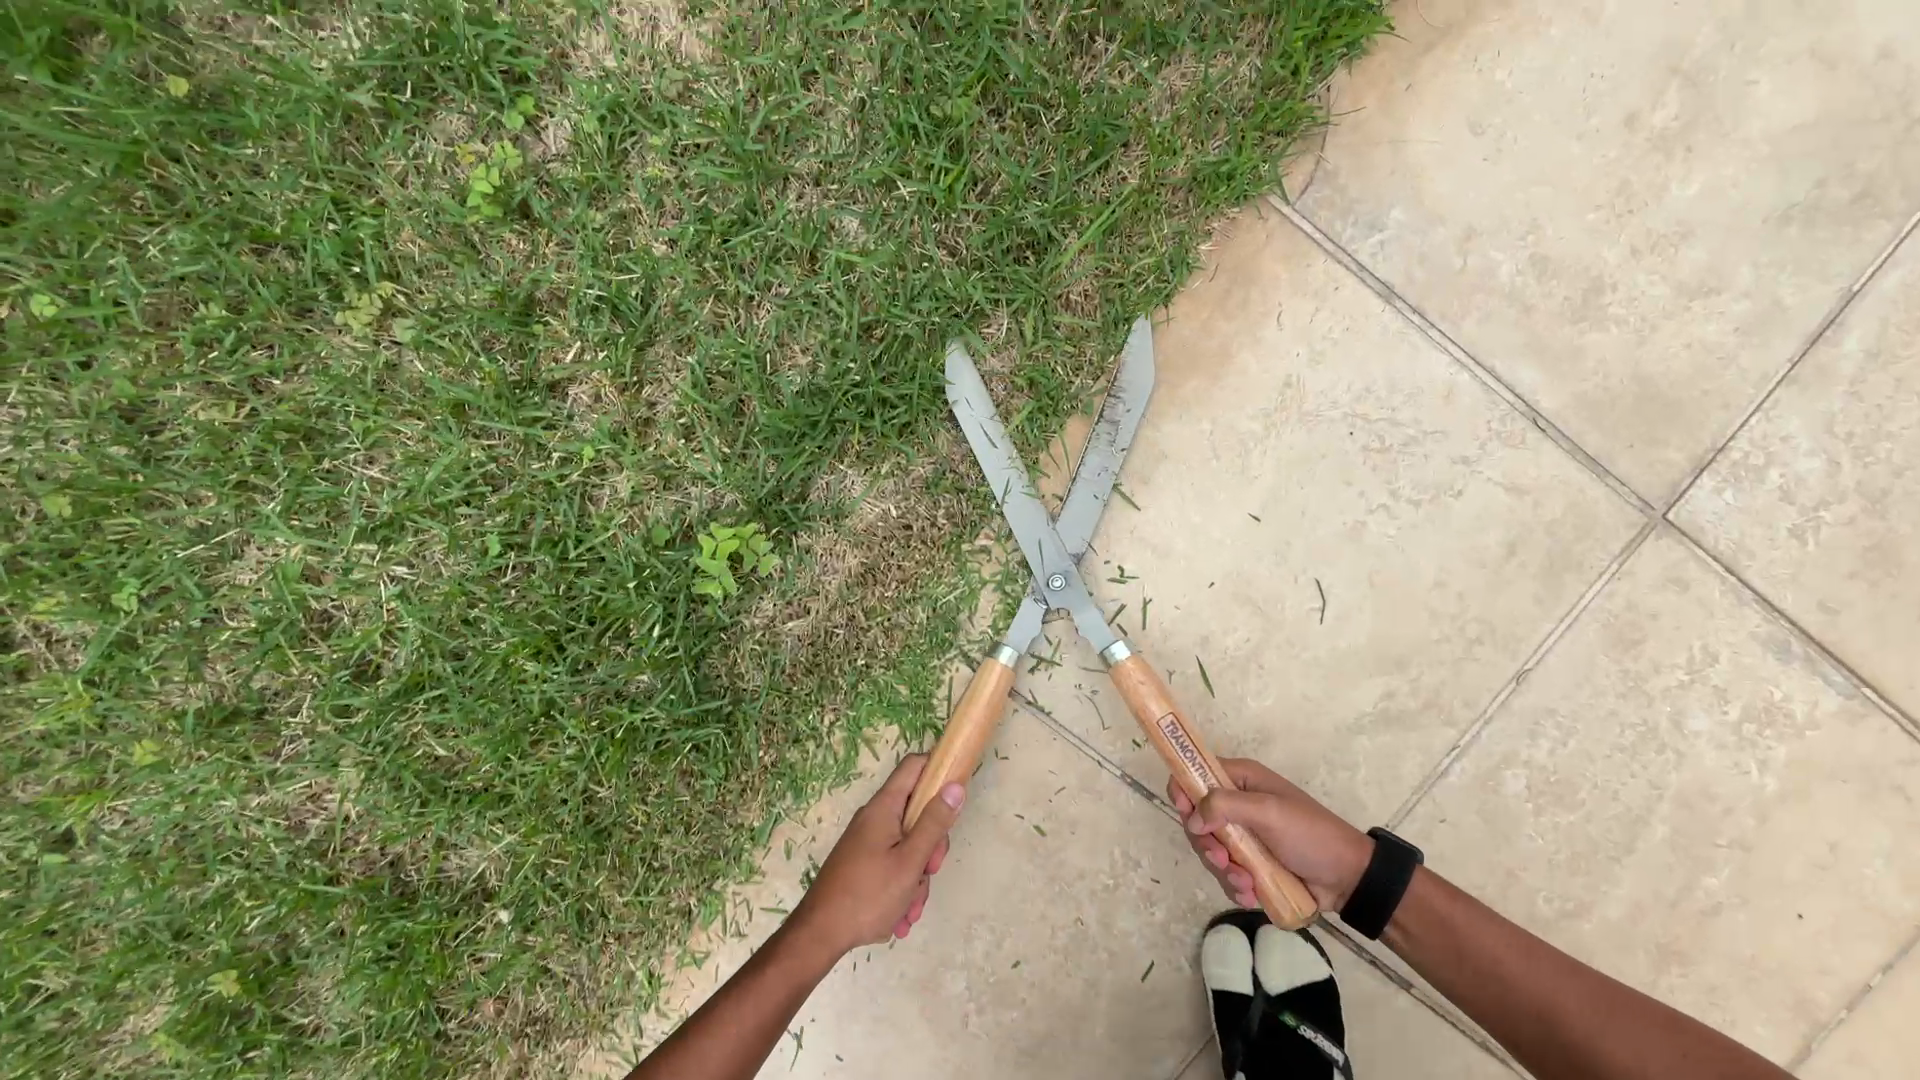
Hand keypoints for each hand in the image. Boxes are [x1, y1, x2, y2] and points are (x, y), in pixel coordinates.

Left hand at [789, 754, 963, 956]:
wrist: (819, 934)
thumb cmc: (868, 894)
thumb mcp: (910, 860)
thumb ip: (934, 823)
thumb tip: (954, 785)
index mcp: (884, 807)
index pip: (915, 766)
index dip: (939, 770)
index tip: (958, 793)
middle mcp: (875, 819)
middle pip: (917, 814)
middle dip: (930, 847)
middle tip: (930, 871)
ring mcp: (868, 843)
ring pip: (909, 848)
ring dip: (917, 879)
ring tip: (909, 909)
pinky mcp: (864, 865)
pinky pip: (894, 868)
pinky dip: (901, 890)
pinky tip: (899, 918)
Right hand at [1168, 758, 1371, 912]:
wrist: (1348, 878)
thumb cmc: (1310, 835)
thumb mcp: (1269, 812)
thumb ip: (1225, 806)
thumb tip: (1191, 819)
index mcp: (1240, 779)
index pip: (1194, 775)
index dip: (1184, 793)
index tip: (1189, 818)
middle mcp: (1236, 803)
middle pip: (1196, 819)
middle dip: (1207, 844)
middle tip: (1223, 859)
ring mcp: (1243, 836)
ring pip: (1209, 850)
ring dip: (1223, 870)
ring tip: (1246, 883)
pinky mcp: (1250, 863)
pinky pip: (1225, 873)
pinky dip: (1234, 886)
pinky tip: (1251, 893)